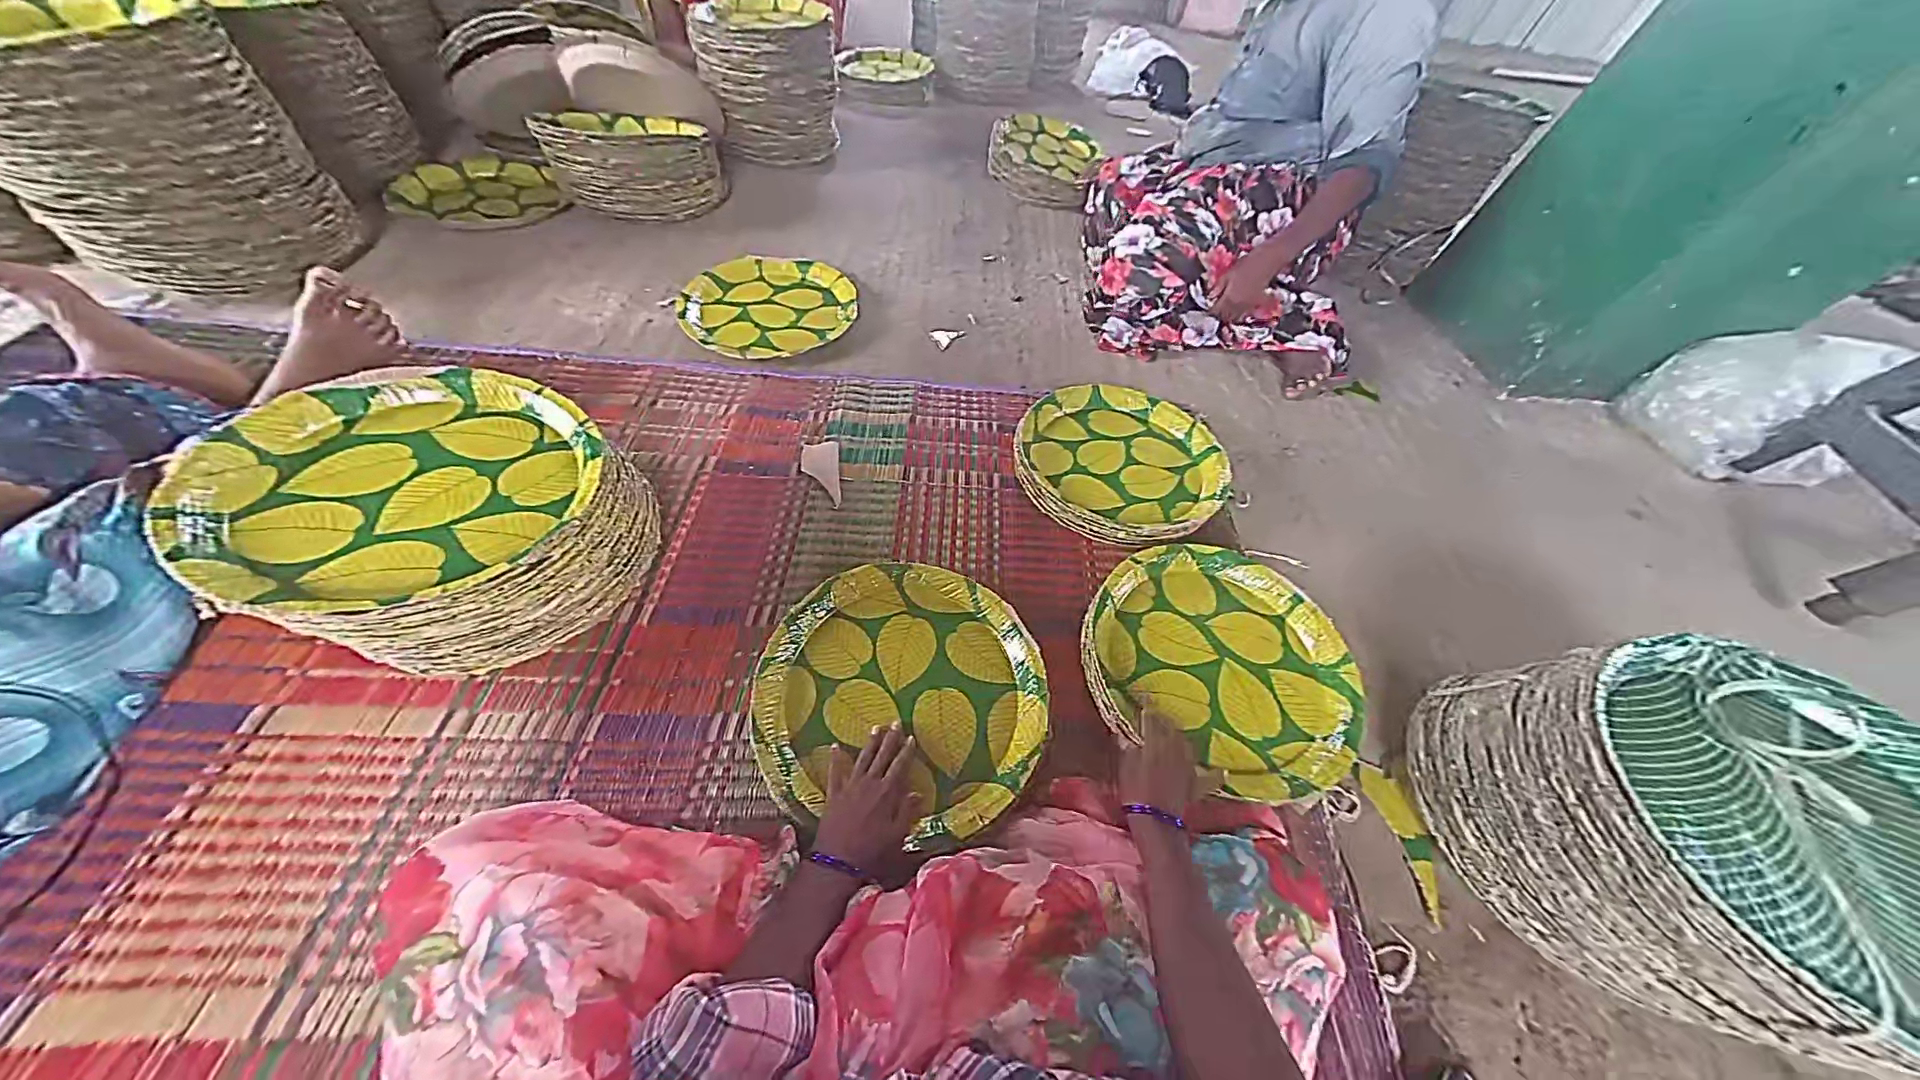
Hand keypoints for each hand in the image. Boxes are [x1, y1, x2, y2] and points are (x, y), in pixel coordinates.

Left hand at [813, 724, 922, 869]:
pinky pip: (835, 772)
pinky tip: (834, 746)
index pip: (900, 766)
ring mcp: (850, 787)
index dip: (906, 751)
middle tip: (895, 723)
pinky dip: (835, 758)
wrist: (838, 861)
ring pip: (862, 759)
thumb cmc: (872, 851)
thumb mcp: (897, 835)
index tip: (911, 737)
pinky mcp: (834, 794)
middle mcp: (869, 784)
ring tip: (875, 728)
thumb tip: (917, 793)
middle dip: (890, 739)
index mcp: (887, 793)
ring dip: (869, 743)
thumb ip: (907, 812)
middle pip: (882, 757)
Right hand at [1120, 701, 1203, 817]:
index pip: (1151, 717)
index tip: (1143, 699)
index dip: (1147, 707)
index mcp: (1156, 739)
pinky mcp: (1195, 782)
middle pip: (1170, 727)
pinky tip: (1221, 771)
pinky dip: (1213, 773)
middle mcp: (1176, 747)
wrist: (1155, 819)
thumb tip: (1123, 733)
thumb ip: (1125, 745)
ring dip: (1179, 736)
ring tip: (1172, 735)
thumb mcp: (1124, 764)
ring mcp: (1188, 764)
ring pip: (1186, 743)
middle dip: (1162, 720)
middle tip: (1154, 718)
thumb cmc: (1135, 789)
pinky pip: (1208, 775)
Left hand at [1207, 250, 1283, 323]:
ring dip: (1229, 315)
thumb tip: (1210, 297)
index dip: (1211, 312)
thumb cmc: (1246, 264)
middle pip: (1226, 316)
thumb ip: (1218, 287)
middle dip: (1219, 315)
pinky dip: (1240, 312)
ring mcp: (1249, 305)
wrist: (1268, 260)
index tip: (1208, 311)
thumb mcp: (1228, 274)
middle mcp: (1238, 305)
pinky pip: (1246, 312)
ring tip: (1225, 310)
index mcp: (1229, 298)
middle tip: (1216, 311)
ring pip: (1236, 316)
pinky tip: (1237, 307)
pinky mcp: (1257, 303)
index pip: (1217, 311)